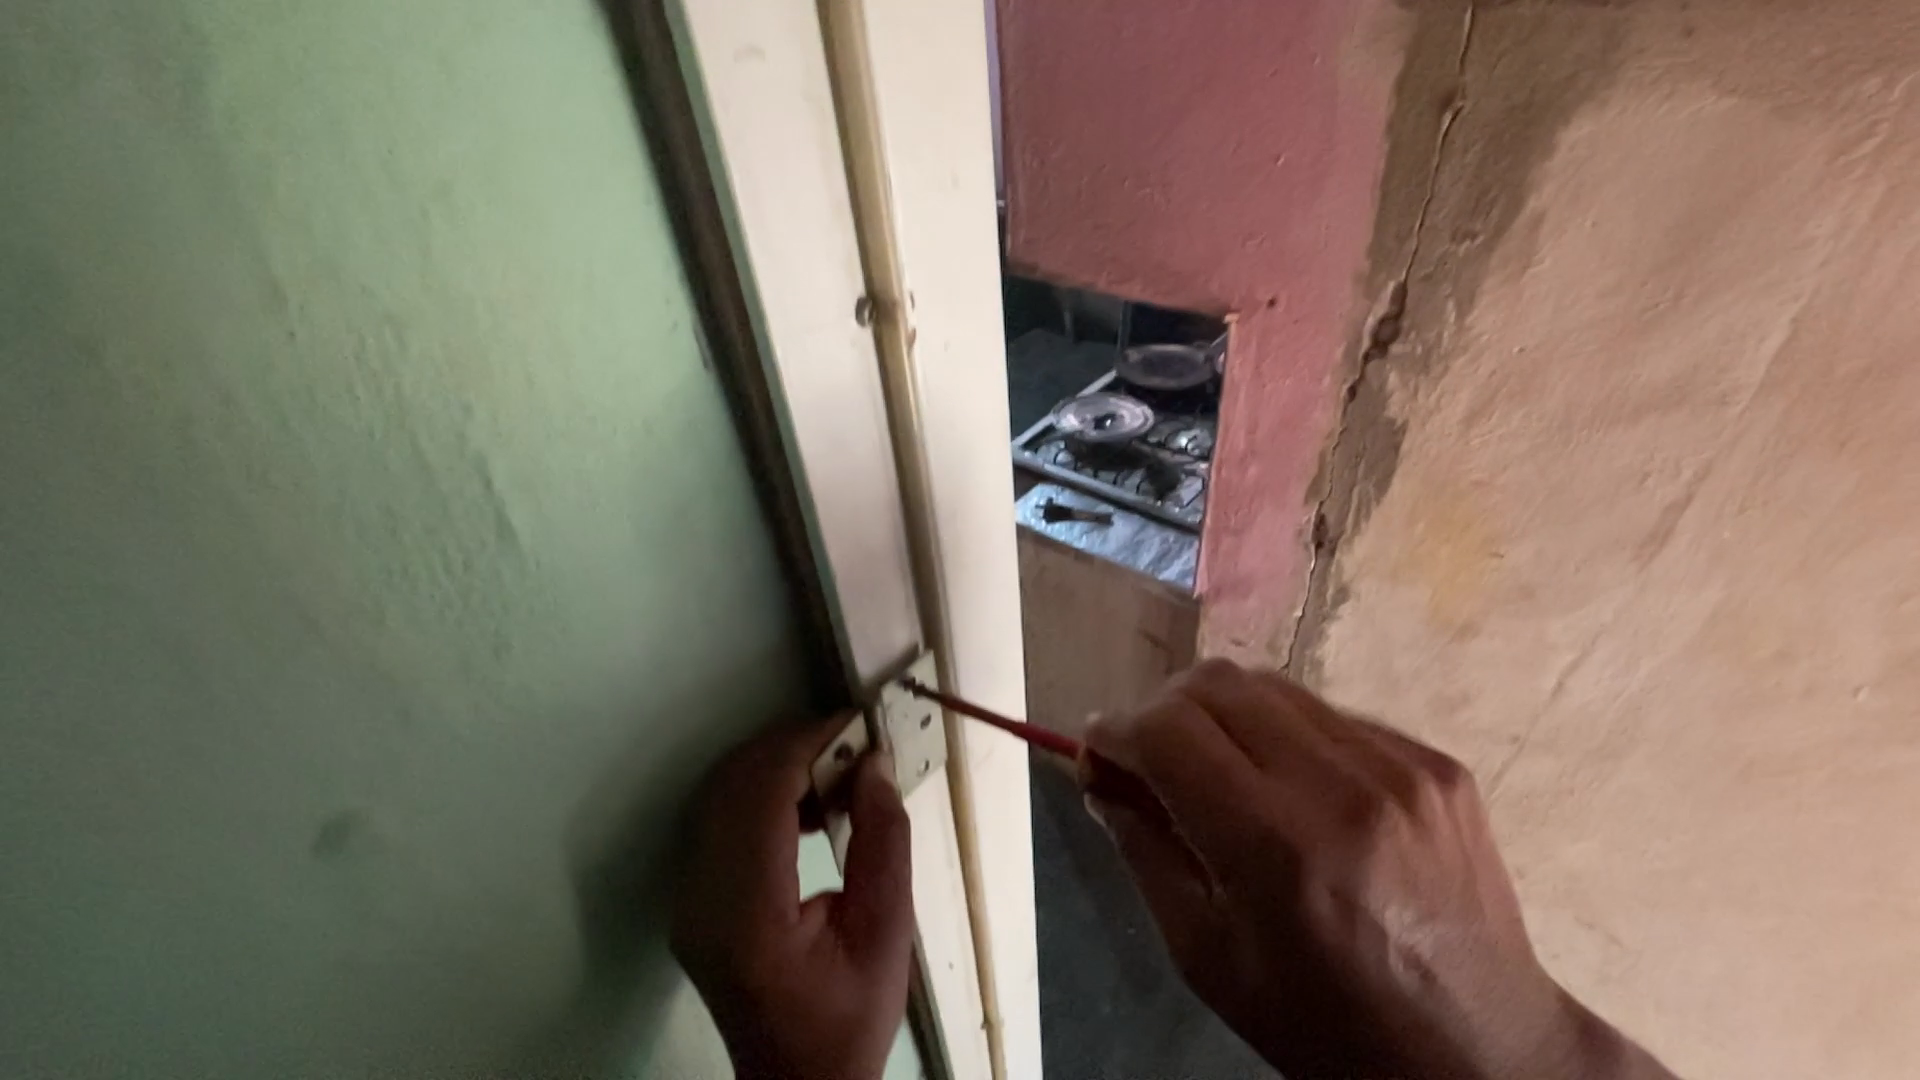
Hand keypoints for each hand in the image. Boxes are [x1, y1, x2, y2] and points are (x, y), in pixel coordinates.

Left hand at [672, 714, 913, 1079]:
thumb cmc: (850, 1019)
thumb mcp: (888, 934)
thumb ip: (884, 842)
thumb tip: (875, 763)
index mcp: (748, 915)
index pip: (762, 797)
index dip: (807, 746)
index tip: (857, 726)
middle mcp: (701, 899)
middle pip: (733, 784)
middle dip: (794, 746)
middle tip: (853, 742)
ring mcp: (687, 898)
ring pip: (721, 791)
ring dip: (778, 763)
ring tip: (838, 767)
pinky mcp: (691, 897)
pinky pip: (719, 815)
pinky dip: (763, 789)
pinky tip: (808, 800)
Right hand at [1085, 660, 1674, 1079]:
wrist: (1483, 1054)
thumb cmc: (1321, 1023)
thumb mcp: (1205, 954)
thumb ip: (1143, 849)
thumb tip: (1101, 776)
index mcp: (1277, 848)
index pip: (1167, 733)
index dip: (1115, 730)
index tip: (1096, 748)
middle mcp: (1341, 786)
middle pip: (1215, 683)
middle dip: (1160, 708)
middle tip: (1149, 754)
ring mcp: (1399, 765)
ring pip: (1268, 683)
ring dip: (1219, 712)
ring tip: (1215, 764)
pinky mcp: (1434, 760)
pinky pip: (1326, 712)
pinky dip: (1280, 731)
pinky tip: (1287, 783)